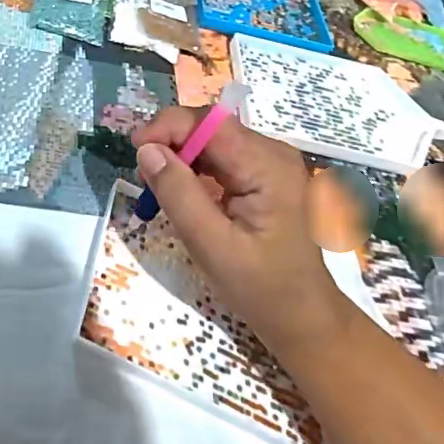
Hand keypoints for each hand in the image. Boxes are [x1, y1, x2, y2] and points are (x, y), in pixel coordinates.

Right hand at [133, 107, 345, 355]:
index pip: (209, 123)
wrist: (307, 321)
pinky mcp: (266, 174)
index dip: (168, 126)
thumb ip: (178, 194)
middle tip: (143, 173)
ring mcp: (272, 162)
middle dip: (171, 141)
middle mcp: (274, 152)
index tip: (136, 149)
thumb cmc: (262, 289)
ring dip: (181, 154)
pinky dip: (196, 166)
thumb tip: (146, 149)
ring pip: (213, 139)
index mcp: (268, 166)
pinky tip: (183, 190)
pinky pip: (222, 155)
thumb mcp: (212, 246)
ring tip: (158, 185)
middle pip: (210, 127)